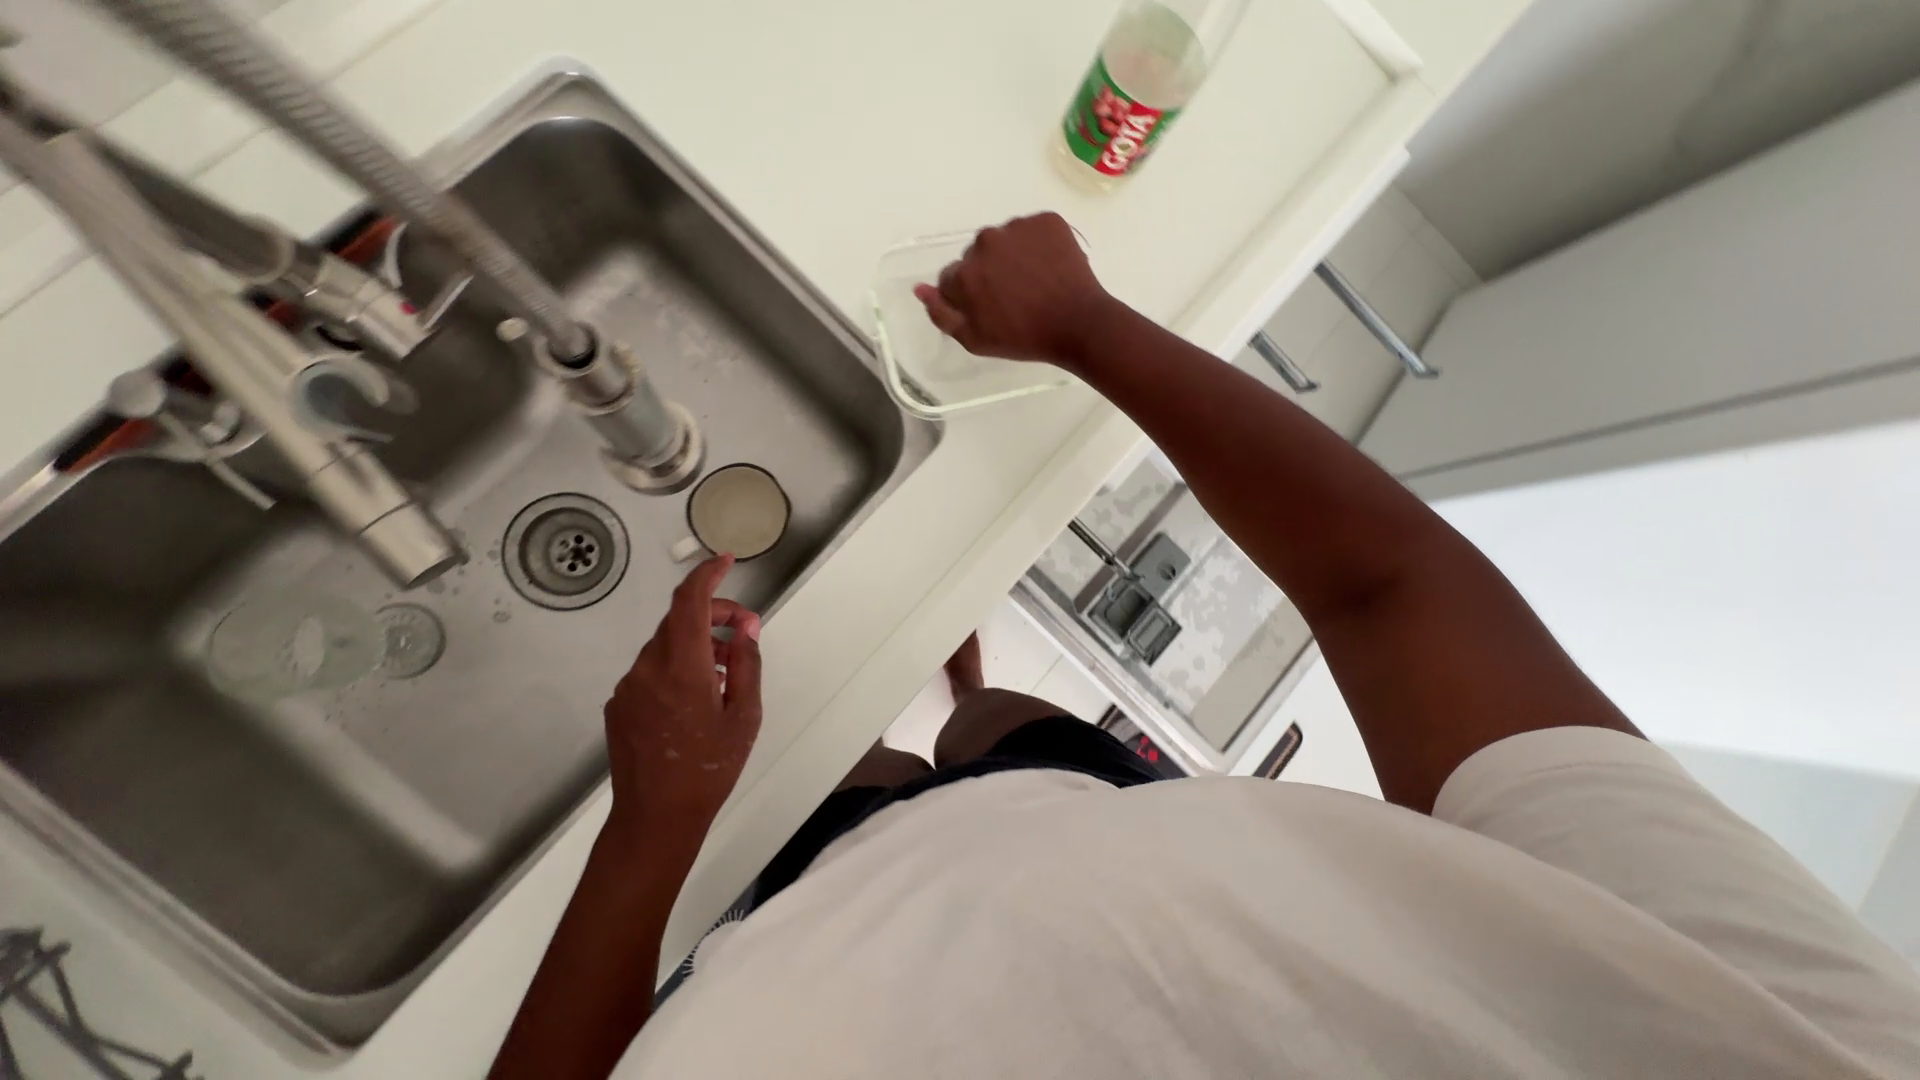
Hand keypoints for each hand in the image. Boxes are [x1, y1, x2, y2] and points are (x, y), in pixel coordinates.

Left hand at [602, 555, 762, 849]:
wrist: (656, 817)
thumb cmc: (710, 769)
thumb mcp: (745, 716)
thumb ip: (747, 664)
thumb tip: (745, 628)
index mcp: (683, 667)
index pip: (689, 601)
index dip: (707, 574)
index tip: (725, 562)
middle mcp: (648, 668)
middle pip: (678, 620)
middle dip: (713, 615)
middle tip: (745, 633)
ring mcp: (628, 686)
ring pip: (665, 646)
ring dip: (697, 644)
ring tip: (726, 673)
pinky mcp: (618, 705)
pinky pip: (651, 670)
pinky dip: (677, 666)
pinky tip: (696, 697)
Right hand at [913, 212, 1119, 368]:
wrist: (1079, 324)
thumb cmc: (1024, 338)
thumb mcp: (975, 339)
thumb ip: (942, 314)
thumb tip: (921, 288)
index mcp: (965, 272)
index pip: (952, 278)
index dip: (969, 295)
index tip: (989, 309)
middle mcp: (985, 241)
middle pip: (977, 255)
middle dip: (989, 272)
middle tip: (1014, 297)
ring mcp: (1017, 227)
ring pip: (1004, 240)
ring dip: (1012, 256)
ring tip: (1033, 282)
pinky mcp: (1046, 220)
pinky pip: (1033, 230)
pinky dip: (1038, 245)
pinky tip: (1049, 268)